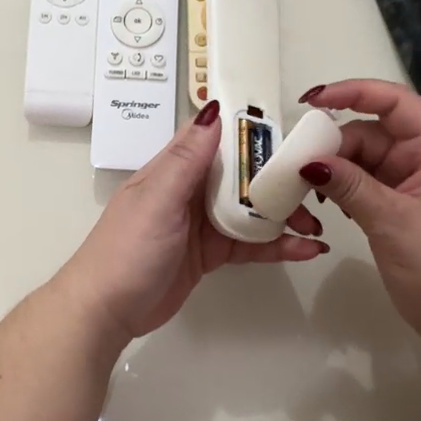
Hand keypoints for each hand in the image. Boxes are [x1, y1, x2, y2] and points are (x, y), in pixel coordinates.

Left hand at [50, 100, 328, 341]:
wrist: (105, 311)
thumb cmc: (126, 249)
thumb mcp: (157, 199)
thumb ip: (187, 159)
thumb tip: (214, 109)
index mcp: (173, 170)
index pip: (216, 139)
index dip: (251, 131)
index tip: (293, 129)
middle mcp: (188, 191)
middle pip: (241, 176)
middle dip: (278, 179)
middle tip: (316, 186)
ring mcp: (200, 224)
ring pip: (250, 210)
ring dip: (283, 214)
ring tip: (316, 223)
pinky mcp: (209, 255)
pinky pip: (249, 244)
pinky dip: (276, 246)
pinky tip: (304, 250)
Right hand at [295, 80, 420, 346]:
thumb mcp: (394, 223)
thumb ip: (351, 186)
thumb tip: (307, 160)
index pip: (395, 102)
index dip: (353, 92)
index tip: (310, 101)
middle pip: (371, 131)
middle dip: (333, 142)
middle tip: (296, 163)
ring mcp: (411, 184)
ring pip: (362, 159)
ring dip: (333, 167)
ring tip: (302, 185)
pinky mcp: (397, 207)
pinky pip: (362, 183)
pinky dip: (340, 187)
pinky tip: (322, 201)